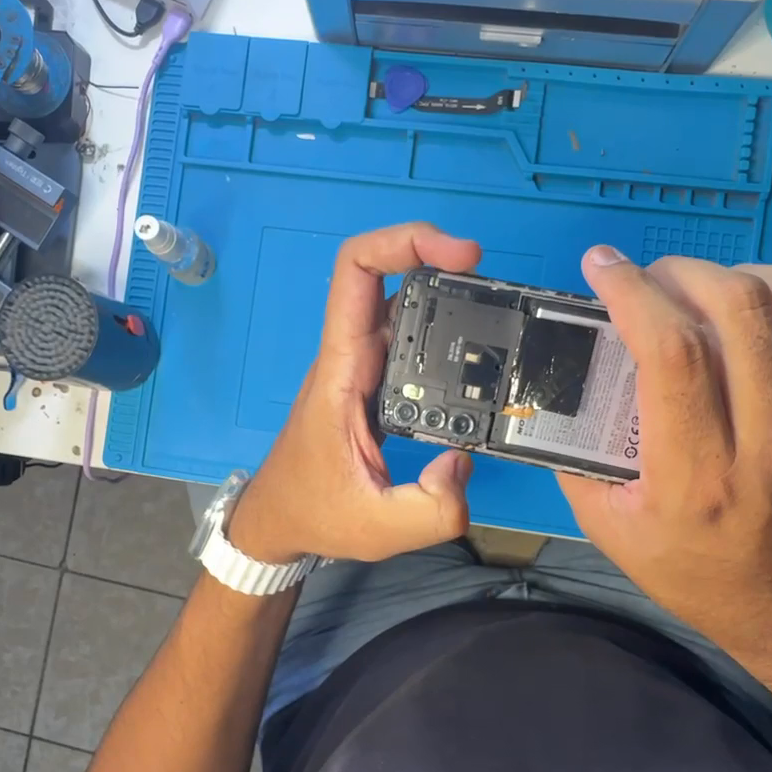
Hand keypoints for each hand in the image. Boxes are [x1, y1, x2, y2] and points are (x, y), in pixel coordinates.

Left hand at [228, 223, 480, 564]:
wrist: (281, 518)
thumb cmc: (316, 515)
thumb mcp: (378, 528)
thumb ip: (432, 509)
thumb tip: (463, 462)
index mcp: (342, 372)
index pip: (356, 275)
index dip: (403, 242)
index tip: (459, 255)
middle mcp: (351, 358)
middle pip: (382, 277)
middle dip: (432, 257)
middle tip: (487, 278)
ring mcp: (361, 367)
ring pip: (397, 305)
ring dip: (439, 289)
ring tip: (491, 301)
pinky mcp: (373, 383)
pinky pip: (407, 337)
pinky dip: (440, 324)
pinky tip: (475, 344)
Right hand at [557, 247, 771, 698]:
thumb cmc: (702, 577)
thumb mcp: (613, 534)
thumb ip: (578, 464)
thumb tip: (560, 398)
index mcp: (699, 471)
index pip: (671, 350)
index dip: (632, 292)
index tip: (603, 268)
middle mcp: (770, 436)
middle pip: (738, 309)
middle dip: (681, 273)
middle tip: (650, 283)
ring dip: (749, 275)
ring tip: (713, 289)